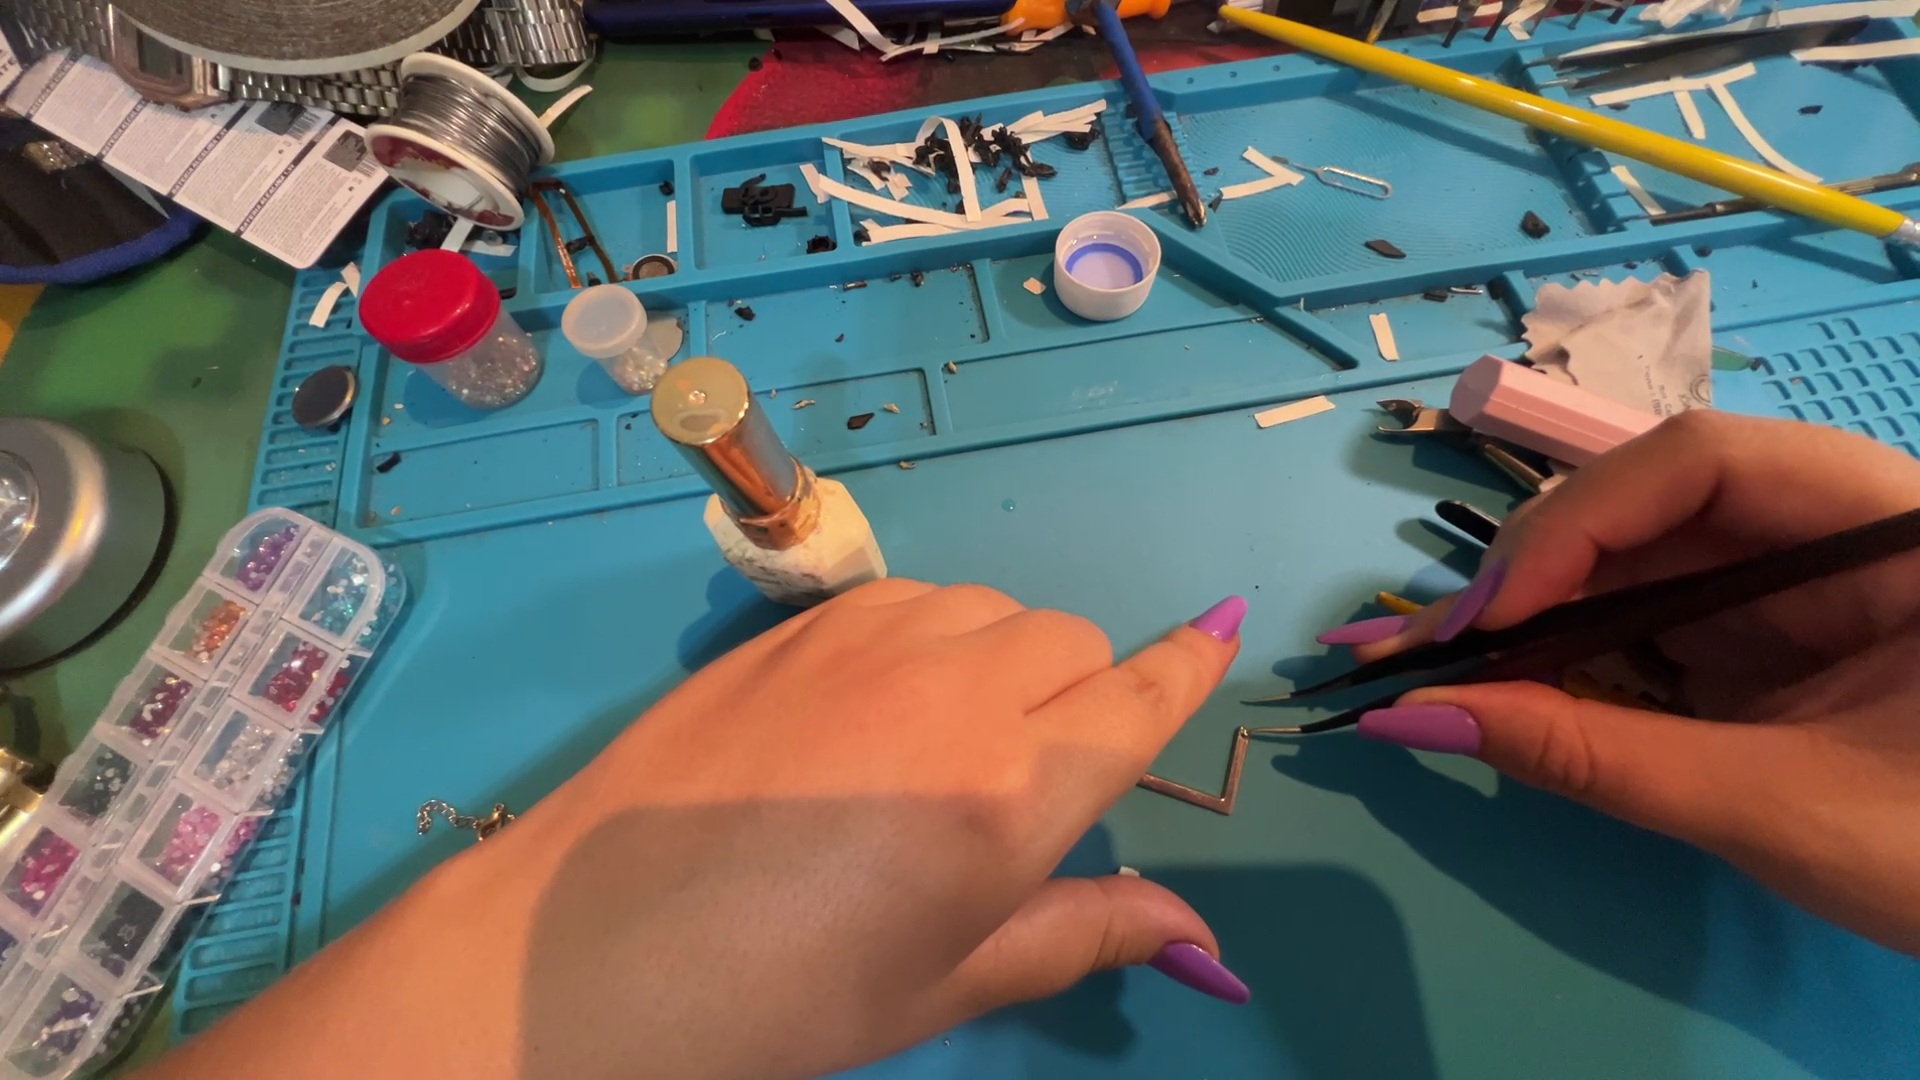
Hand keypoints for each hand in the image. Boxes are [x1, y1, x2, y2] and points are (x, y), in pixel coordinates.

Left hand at [148, 582, 1247, 1079]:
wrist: (593, 945)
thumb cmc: (790, 993)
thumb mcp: (950, 978)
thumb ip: (1084, 929)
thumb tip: (1200, 935)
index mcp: (1012, 786)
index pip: (1137, 696)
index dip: (1185, 666)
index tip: (1218, 630)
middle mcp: (961, 684)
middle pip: (1072, 638)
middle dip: (1077, 689)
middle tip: (1018, 764)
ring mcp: (879, 633)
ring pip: (994, 608)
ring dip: (1002, 656)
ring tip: (937, 732)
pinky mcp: (810, 614)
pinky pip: (918, 597)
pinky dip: (933, 634)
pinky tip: (874, 696)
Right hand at [1319, 411, 1919, 955]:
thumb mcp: (1788, 813)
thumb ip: (1596, 758)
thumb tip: (1412, 716)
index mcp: (1900, 534)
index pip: (1701, 463)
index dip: (1577, 523)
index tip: (1497, 619)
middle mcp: (1826, 533)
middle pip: (1633, 509)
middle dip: (1521, 577)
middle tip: (1431, 649)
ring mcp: (1777, 584)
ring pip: (1611, 561)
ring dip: (1516, 613)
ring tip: (1434, 660)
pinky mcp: (1741, 632)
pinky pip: (1620, 614)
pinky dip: (1549, 647)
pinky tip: (1490, 672)